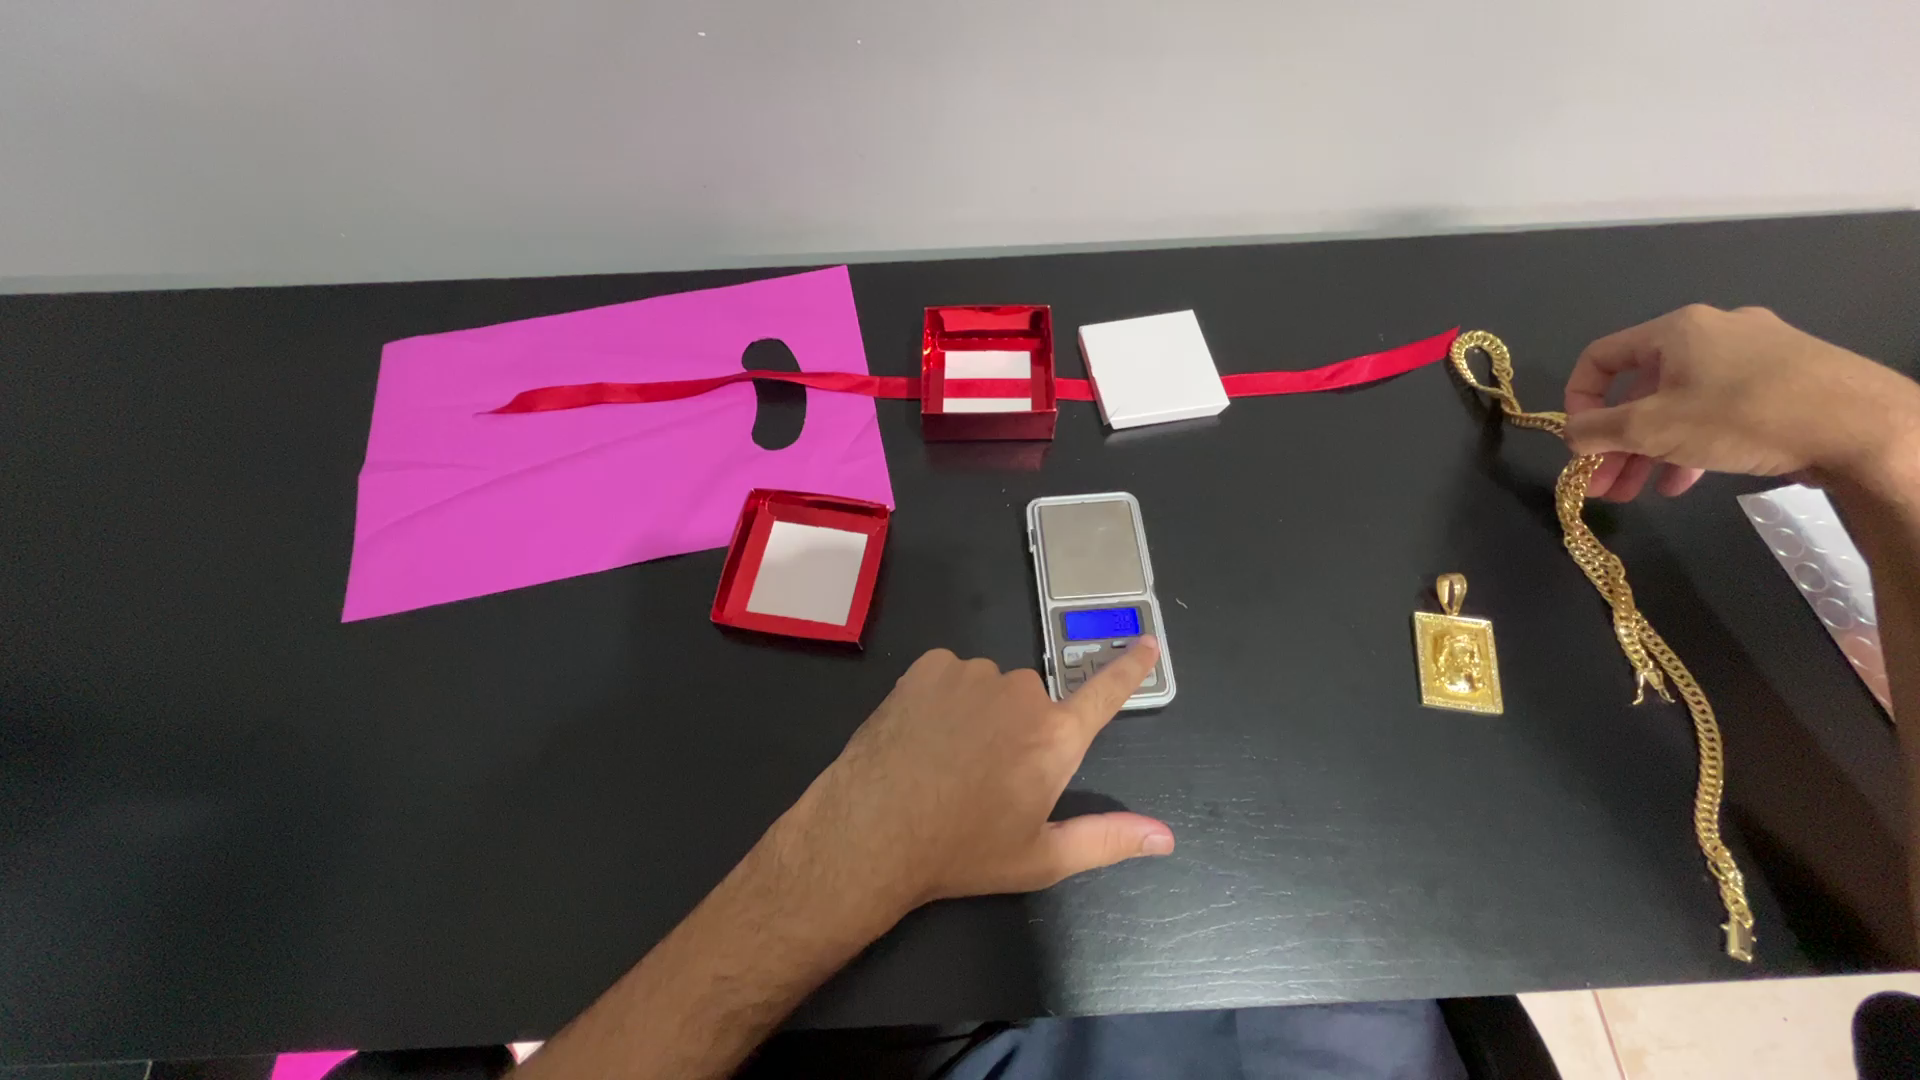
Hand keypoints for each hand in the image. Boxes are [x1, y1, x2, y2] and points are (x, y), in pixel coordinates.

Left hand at [771, 640, 1171, 925]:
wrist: (871, 830)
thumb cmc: (961, 851)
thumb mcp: (1040, 857)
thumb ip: (1107, 839)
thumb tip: (1165, 836)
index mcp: (1054, 739)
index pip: (1104, 695)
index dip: (1129, 669)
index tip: (1149, 641)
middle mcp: (1021, 694)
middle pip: (1033, 702)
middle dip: (1019, 730)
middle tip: (985, 774)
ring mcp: (972, 673)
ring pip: (988, 686)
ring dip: (978, 711)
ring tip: (946, 758)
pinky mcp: (929, 665)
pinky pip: (950, 674)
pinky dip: (943, 696)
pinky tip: (922, 732)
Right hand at [1563, 305, 1919, 500]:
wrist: (1869, 430)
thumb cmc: (1742, 417)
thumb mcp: (1649, 428)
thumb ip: (1595, 430)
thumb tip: (1571, 434)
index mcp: (1678, 330)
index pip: (1599, 358)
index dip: (1576, 400)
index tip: (1579, 439)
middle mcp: (1717, 333)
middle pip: (1640, 391)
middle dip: (1614, 442)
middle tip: (1600, 482)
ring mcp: (1758, 356)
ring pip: (1679, 406)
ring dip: (1647, 451)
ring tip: (1634, 493)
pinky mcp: (1789, 382)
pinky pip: (1718, 411)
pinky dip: (1691, 444)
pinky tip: (1683, 482)